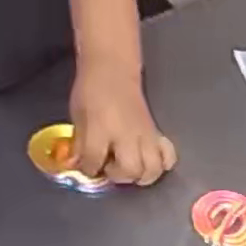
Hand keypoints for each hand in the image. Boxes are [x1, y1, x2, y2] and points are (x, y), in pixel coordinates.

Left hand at [69, 63, 176, 185]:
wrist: (112, 69)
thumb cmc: (92, 91)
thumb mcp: (78, 115)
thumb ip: (80, 144)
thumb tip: (78, 165)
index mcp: (100, 126)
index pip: (95, 159)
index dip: (89, 169)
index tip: (88, 169)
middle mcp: (125, 134)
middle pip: (130, 169)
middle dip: (119, 176)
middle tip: (112, 170)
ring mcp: (145, 135)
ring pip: (151, 168)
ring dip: (142, 177)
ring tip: (133, 172)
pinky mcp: (157, 135)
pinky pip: (168, 156)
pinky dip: (163, 165)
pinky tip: (152, 164)